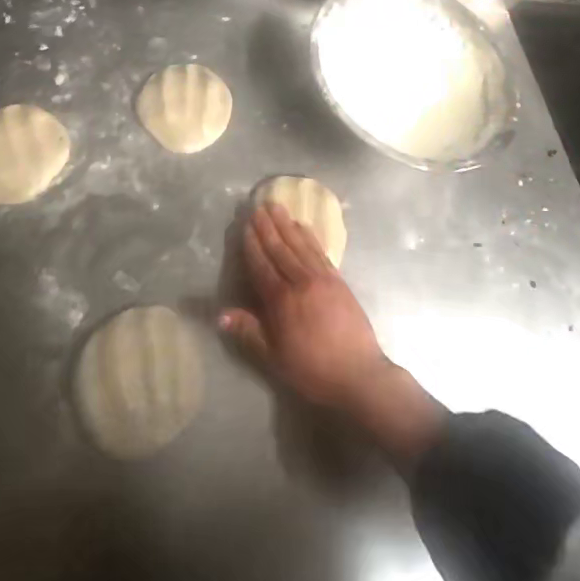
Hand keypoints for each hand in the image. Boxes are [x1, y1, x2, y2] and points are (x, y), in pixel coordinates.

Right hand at [221, 203, 443, 462]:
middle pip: (280, 249)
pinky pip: (320, 252)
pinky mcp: (339, 281)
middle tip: (258, 206)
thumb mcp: (274, 357)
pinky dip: (309, 237)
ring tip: (277, 206)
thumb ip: (249, 331)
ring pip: (300, 245)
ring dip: (287, 225)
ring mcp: (323, 278)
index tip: (245, 225)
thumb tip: (220, 314)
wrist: (359, 374)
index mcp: (282, 300)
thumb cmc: (312, 370)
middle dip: (267, 227)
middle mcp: (301, 282)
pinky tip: (303, 227)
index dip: (252, 245)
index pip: (262, 265)